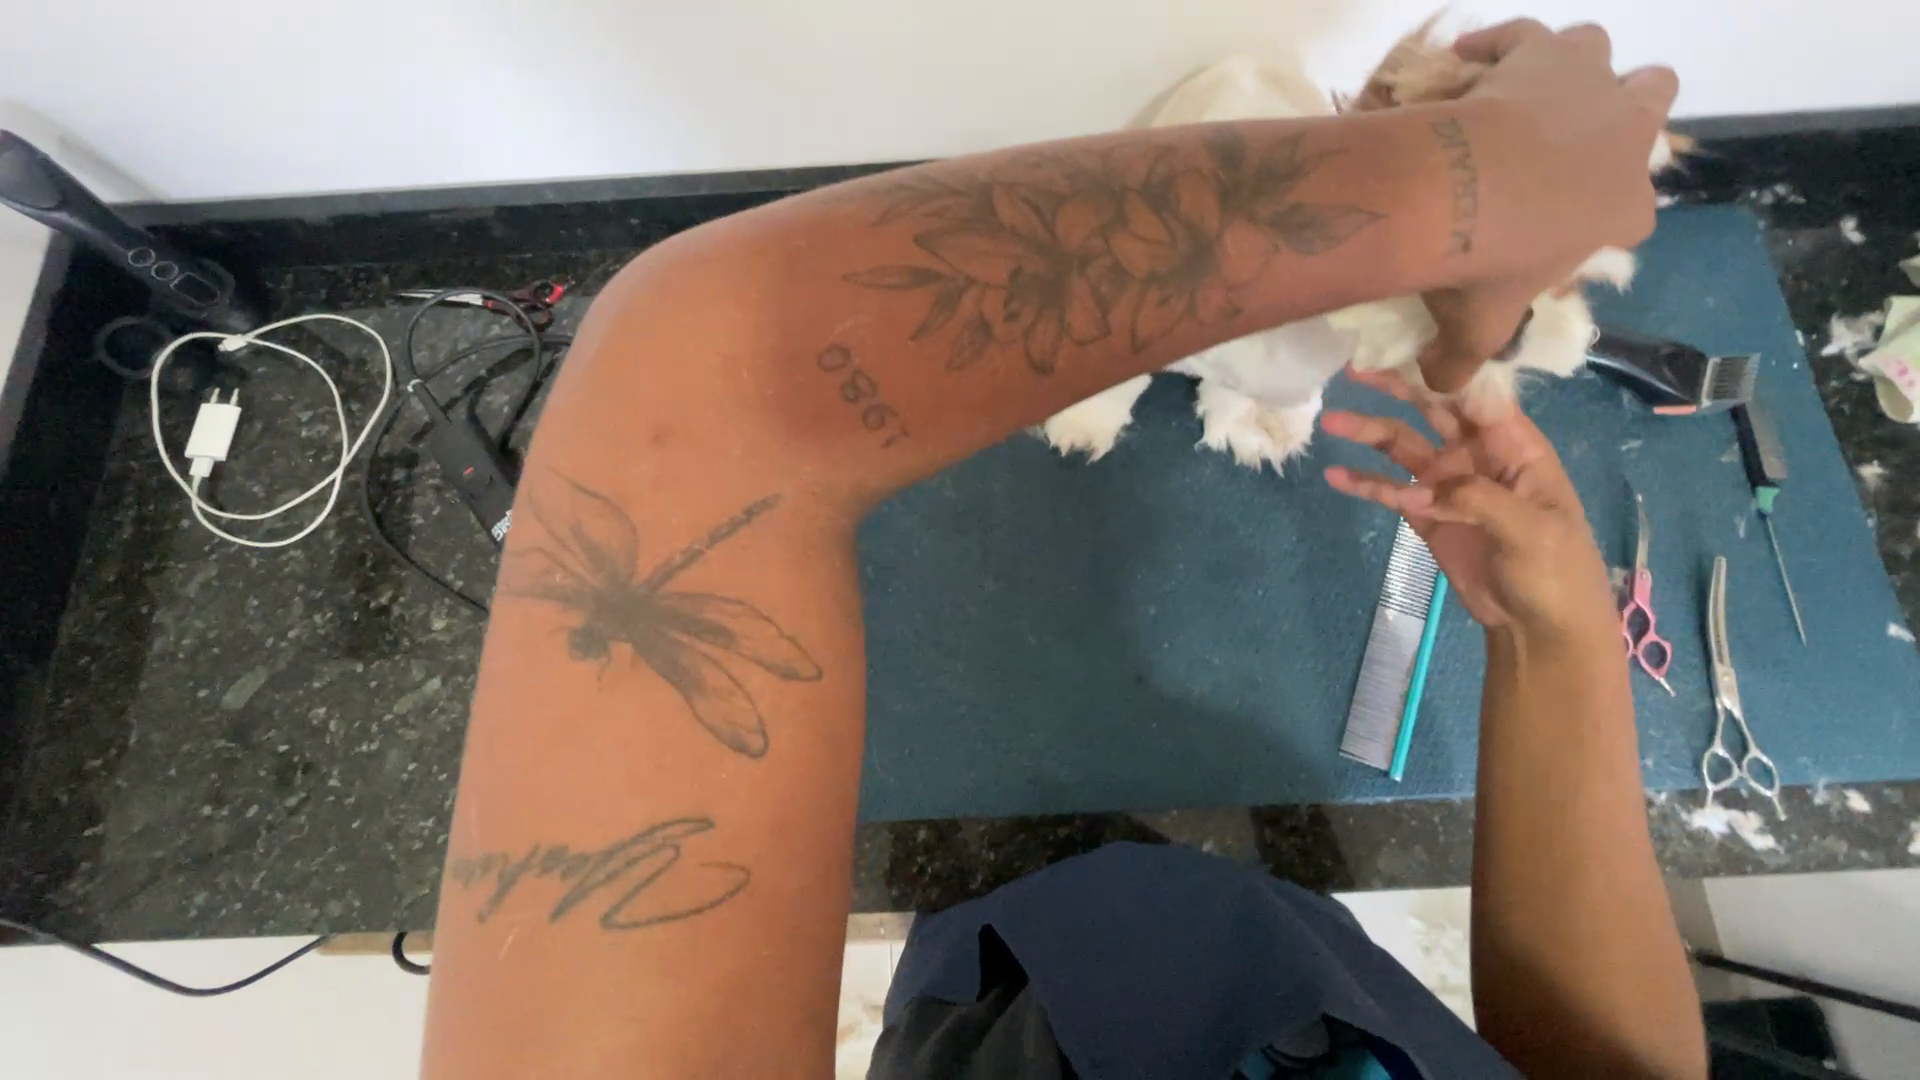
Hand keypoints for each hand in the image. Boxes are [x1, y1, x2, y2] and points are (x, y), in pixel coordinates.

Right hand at [1320, 368, 1615, 638]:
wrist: (1540, 624)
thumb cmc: (1555, 570)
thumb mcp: (1530, 530)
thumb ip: (1477, 499)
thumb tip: (1419, 489)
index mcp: (1515, 447)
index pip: (1477, 397)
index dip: (1444, 371)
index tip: (1405, 349)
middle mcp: (1477, 455)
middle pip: (1432, 410)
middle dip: (1399, 388)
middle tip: (1358, 368)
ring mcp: (1447, 485)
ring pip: (1403, 447)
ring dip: (1369, 433)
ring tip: (1331, 421)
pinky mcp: (1424, 515)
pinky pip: (1389, 490)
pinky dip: (1363, 483)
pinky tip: (1335, 476)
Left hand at [1418, 19, 1679, 391]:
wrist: (1457, 199)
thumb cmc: (1481, 268)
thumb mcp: (1475, 329)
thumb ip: (1462, 361)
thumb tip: (1442, 387)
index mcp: (1622, 210)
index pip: (1630, 216)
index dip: (1597, 225)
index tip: (1551, 238)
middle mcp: (1626, 135)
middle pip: (1648, 109)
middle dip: (1615, 125)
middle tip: (1557, 151)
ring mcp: (1588, 87)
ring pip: (1603, 57)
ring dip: (1572, 74)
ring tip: (1522, 100)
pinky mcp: (1540, 55)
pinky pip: (1525, 34)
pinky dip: (1499, 45)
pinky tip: (1468, 61)